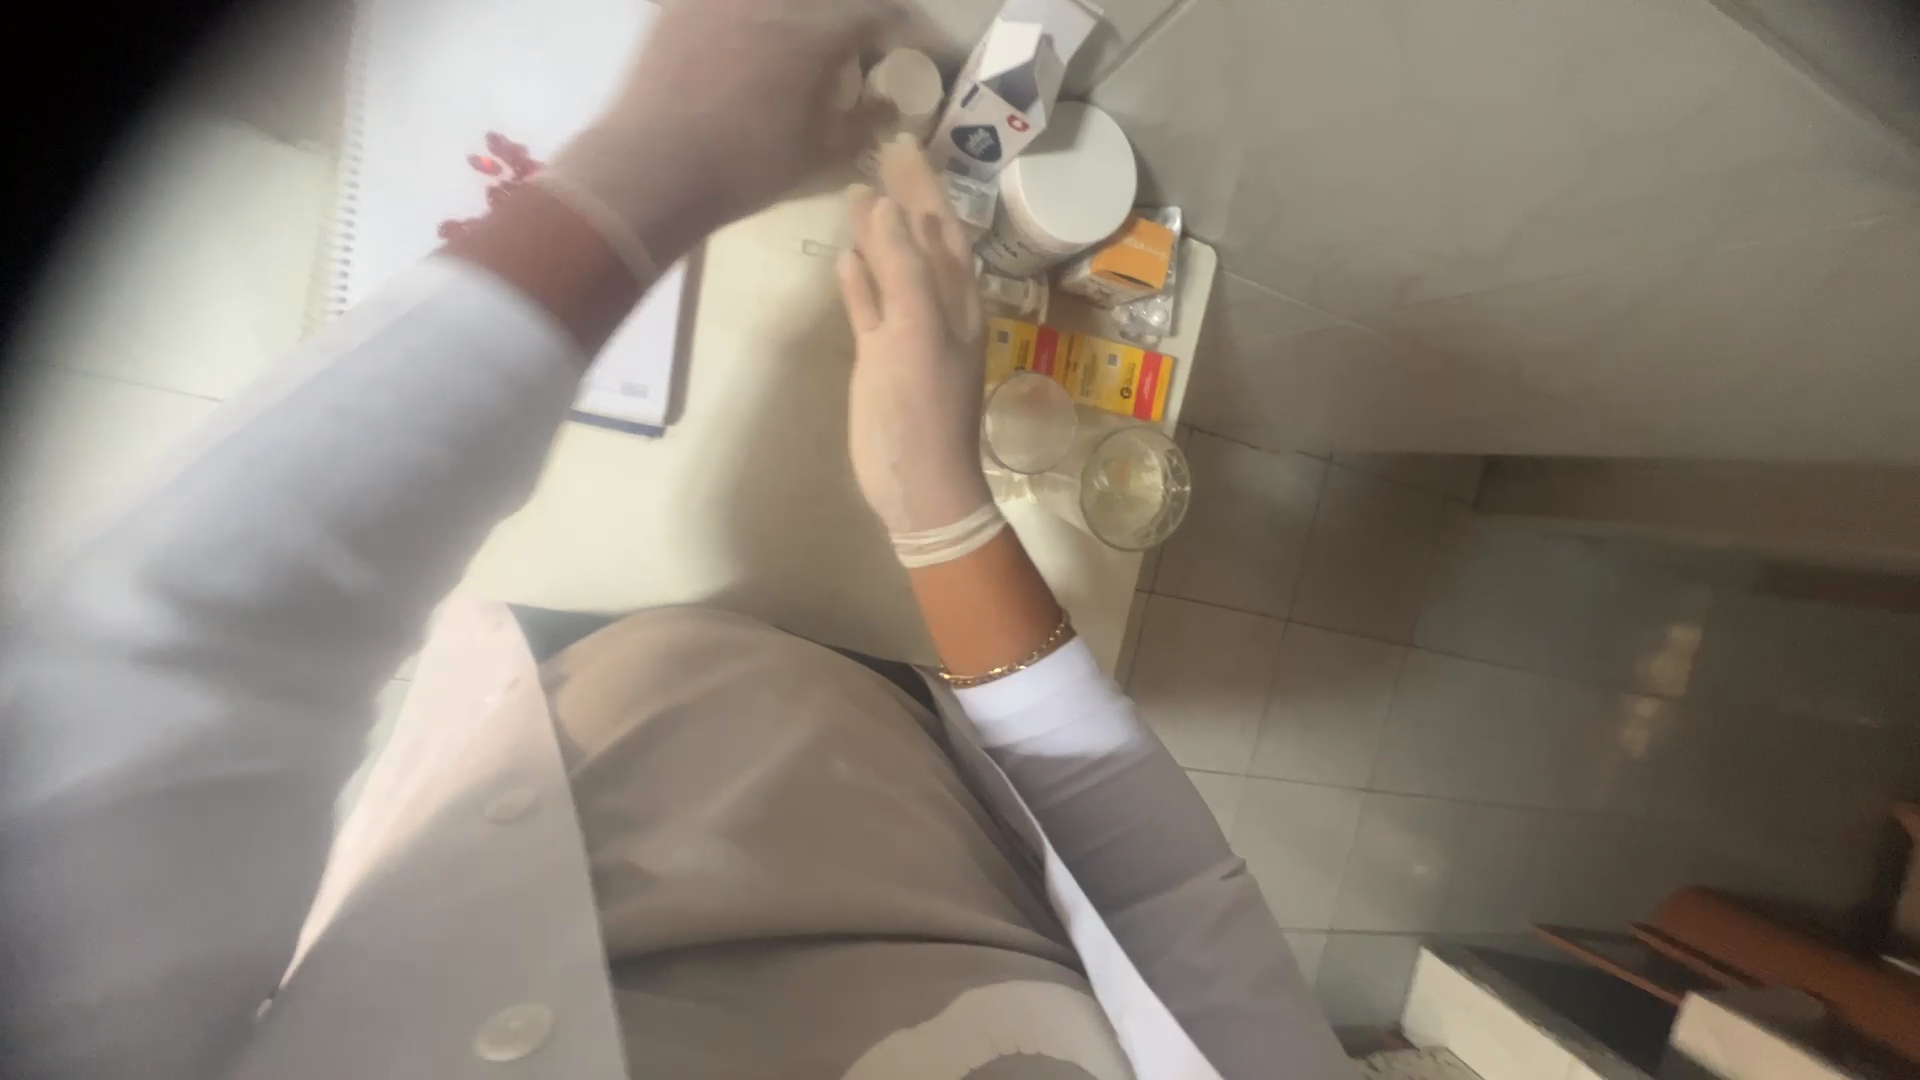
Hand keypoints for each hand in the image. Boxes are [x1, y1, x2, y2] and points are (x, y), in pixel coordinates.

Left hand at [547, 0, 895, 263]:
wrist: (656, 167)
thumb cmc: (747, 171)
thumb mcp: (817, 157)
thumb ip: (862, 124)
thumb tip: (892, 105)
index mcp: (814, 34)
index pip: (879, 11)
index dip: (907, 25)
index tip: (916, 42)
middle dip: (855, 16)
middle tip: (858, 43)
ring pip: (784, 1)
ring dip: (808, 17)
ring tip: (805, 44)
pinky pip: (733, 4)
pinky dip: (758, 17)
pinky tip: (751, 42)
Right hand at [838, 136, 992, 536]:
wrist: (917, 484)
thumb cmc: (921, 411)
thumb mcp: (915, 334)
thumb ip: (903, 269)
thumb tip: (884, 203)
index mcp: (956, 301)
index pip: (941, 227)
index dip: (924, 185)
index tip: (900, 140)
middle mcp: (937, 310)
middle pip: (920, 241)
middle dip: (904, 198)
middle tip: (879, 152)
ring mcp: (907, 335)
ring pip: (893, 272)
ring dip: (877, 235)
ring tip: (855, 194)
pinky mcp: (880, 360)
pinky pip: (872, 310)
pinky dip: (860, 285)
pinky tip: (844, 261)